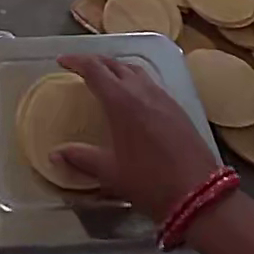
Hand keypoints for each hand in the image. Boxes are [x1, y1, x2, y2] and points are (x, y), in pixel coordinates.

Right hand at [52, 54, 224, 219]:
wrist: (198, 192)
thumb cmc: (149, 181)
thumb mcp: (110, 173)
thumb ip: (81, 158)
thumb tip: (54, 153)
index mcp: (120, 100)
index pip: (94, 69)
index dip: (76, 61)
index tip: (62, 60)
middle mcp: (140, 89)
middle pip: (113, 64)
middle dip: (94, 62)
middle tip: (79, 67)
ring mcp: (160, 95)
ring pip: (133, 69)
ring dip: (115, 67)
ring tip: (104, 77)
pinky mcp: (175, 104)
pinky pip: (148, 80)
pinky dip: (133, 78)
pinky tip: (132, 94)